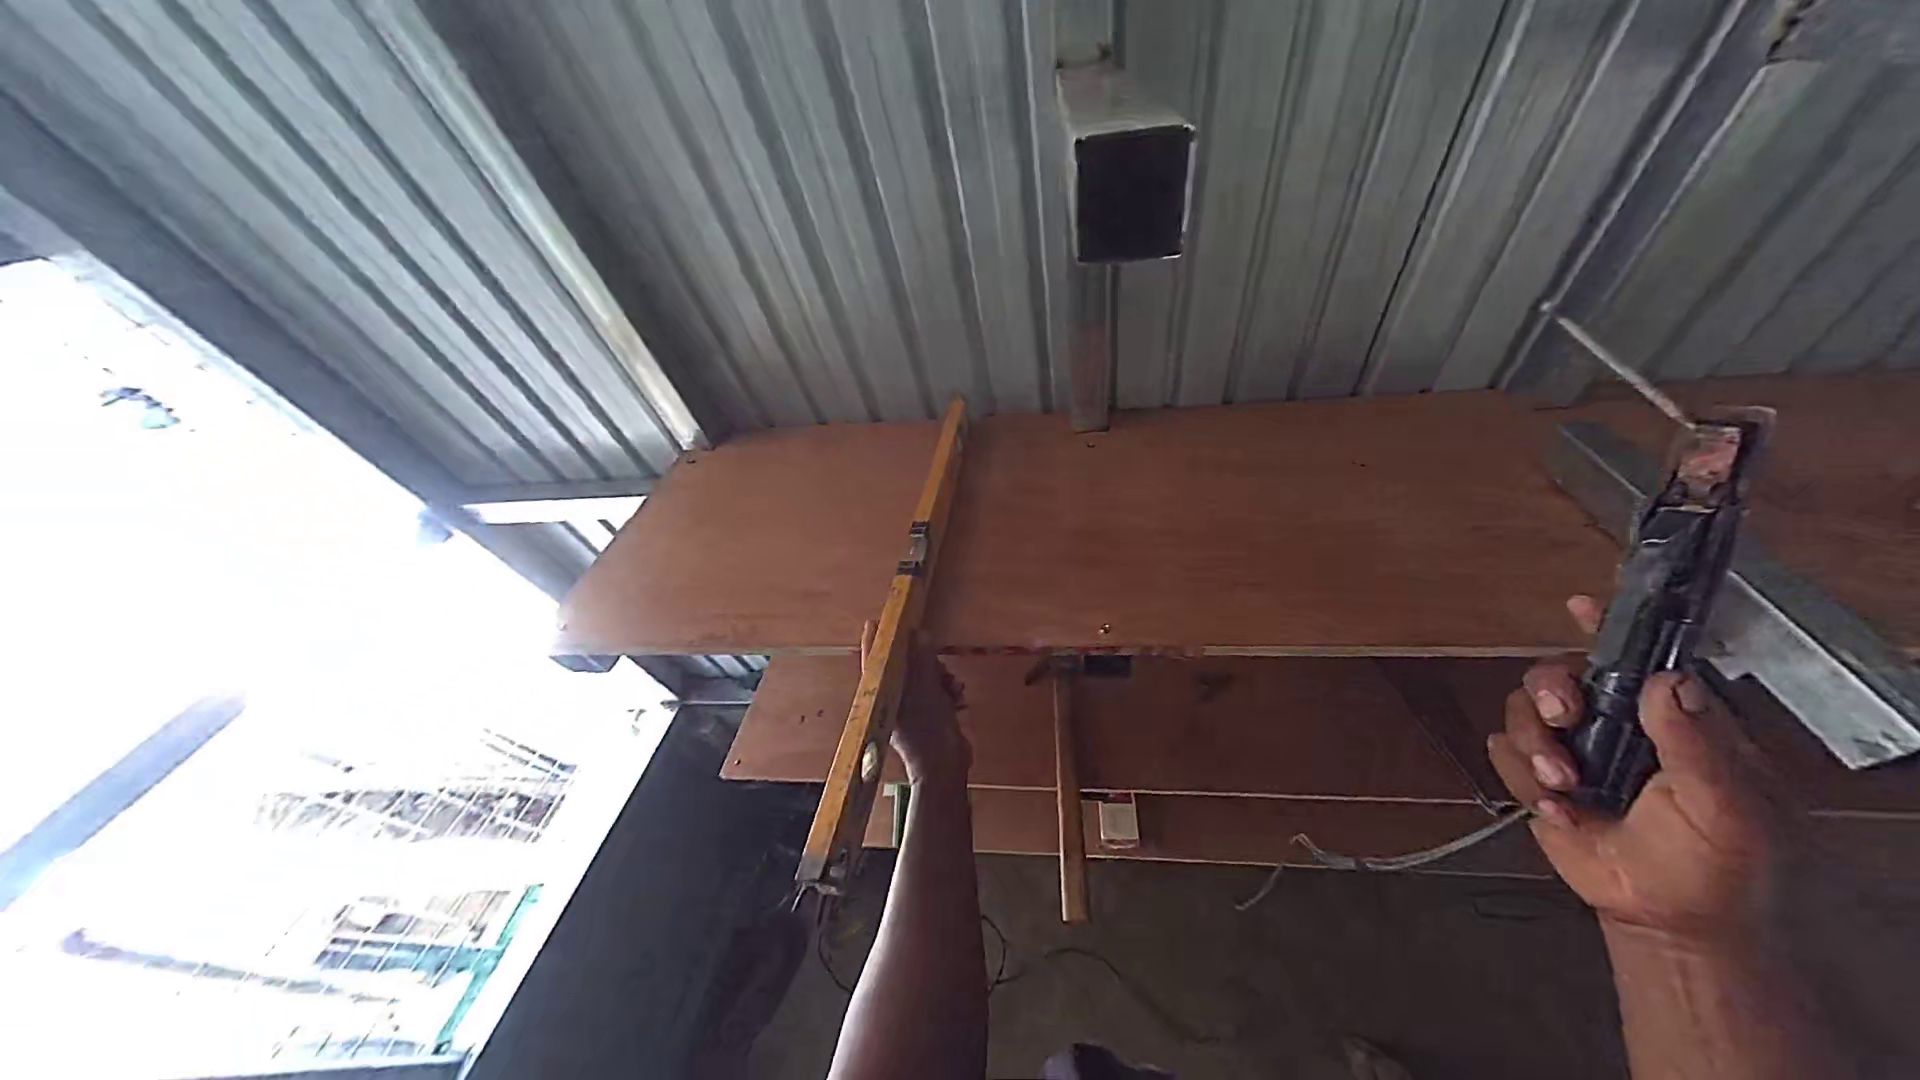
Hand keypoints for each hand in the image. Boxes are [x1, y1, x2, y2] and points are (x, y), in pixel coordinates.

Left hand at [860, 622, 969, 785]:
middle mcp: (891, 700)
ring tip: (952, 685)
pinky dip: (946, 690)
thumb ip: (922, 661)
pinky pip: (934, 692)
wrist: (945, 767)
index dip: (873, 641)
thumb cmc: (928, 729)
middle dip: (924, 662)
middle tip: (938, 664)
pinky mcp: (926, 717)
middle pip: (903, 667)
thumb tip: (919, 634)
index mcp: (882, 695)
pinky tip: (957, 696)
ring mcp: (908, 710)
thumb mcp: (926, 689)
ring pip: (922, 678)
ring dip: (940, 677)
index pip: (873, 661)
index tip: (874, 622)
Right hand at [1487, 597, 1777, 941]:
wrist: (1664, 916)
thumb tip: (1670, 681)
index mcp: (1668, 721)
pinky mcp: (1533, 775)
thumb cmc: (1719, 865)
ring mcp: (1569, 747)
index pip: (1637, 660)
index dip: (1606, 628)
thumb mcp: (1729, 808)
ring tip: (1564, 787)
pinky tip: (1558, 809)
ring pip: (1519, 711)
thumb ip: (1698, 745)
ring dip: (1535, 747)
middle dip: (1548, 690)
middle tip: (1561, 716)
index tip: (1580, 604)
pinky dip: (1521, 778)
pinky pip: (1501, 752)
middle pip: (1554, 675)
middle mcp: (1612, 724)